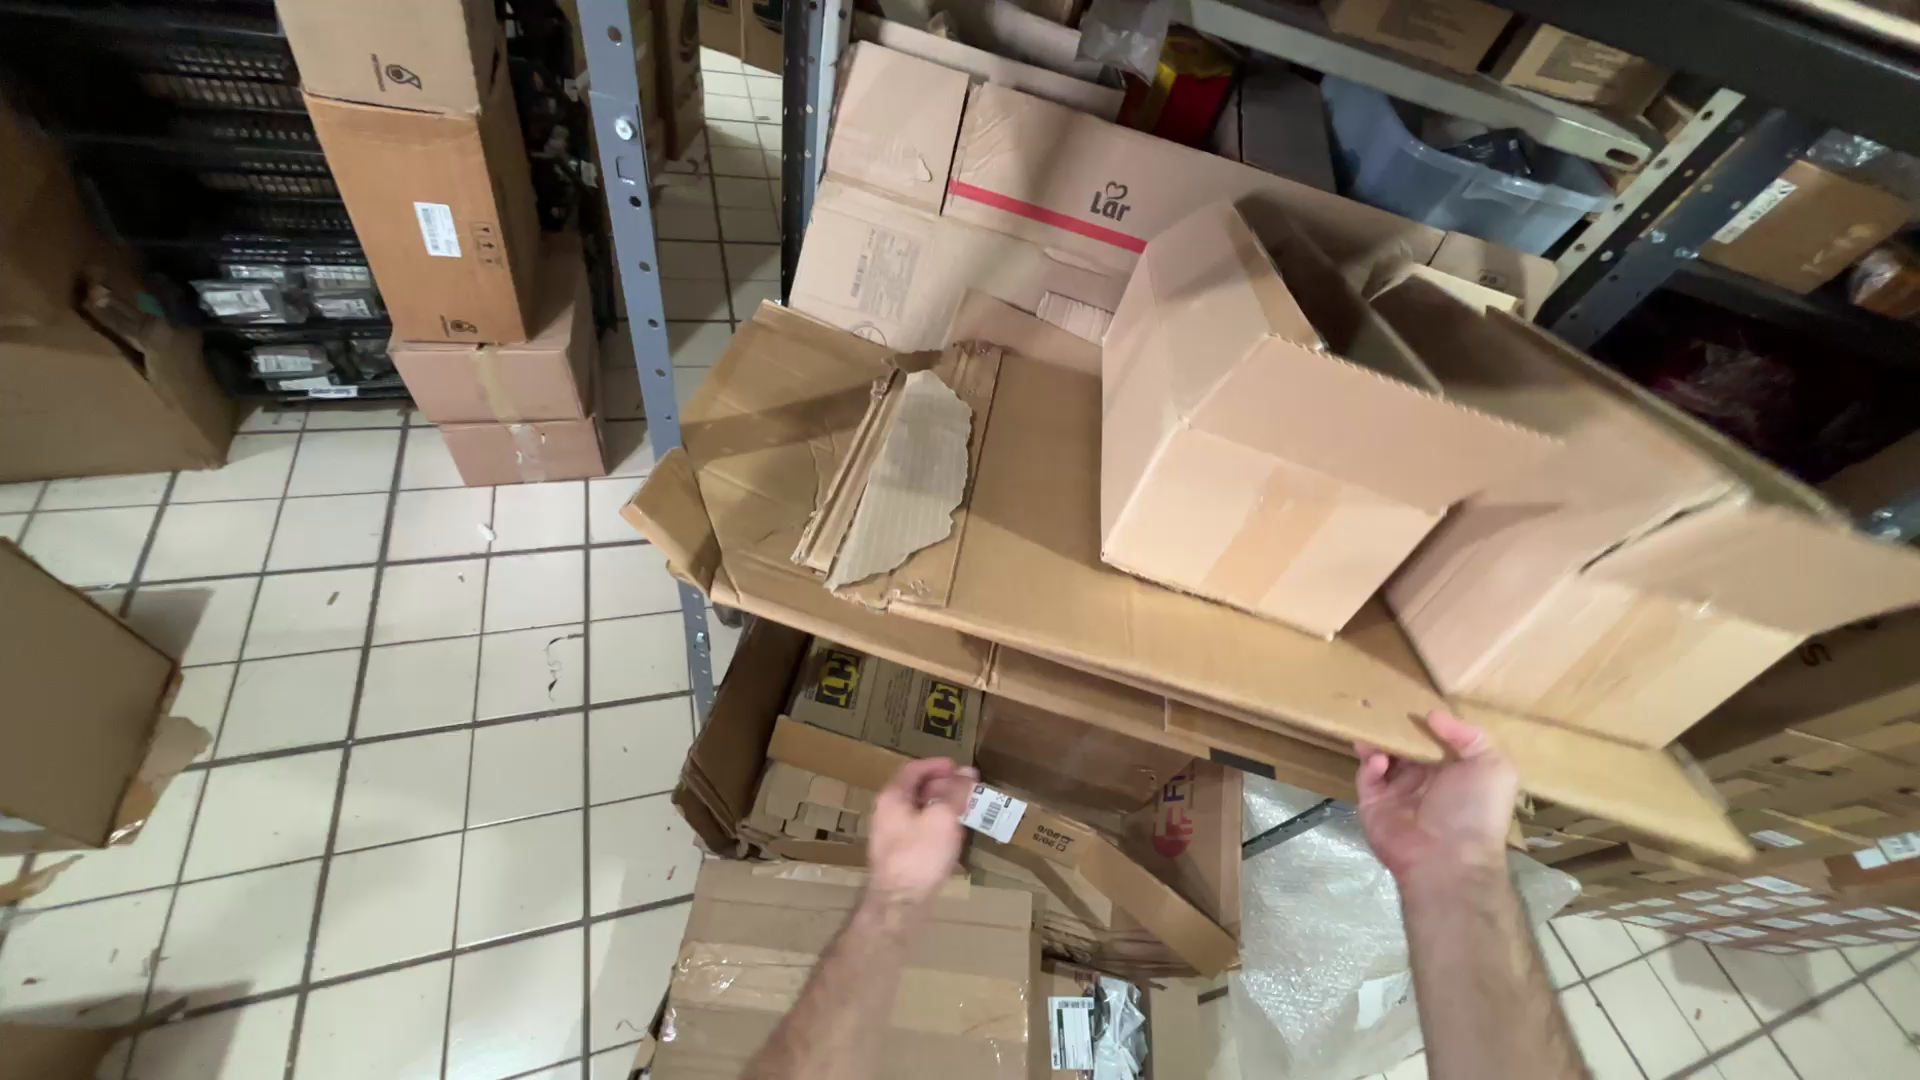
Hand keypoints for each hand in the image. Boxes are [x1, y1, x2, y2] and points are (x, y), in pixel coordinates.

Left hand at [865, 757, 975, 912]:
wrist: (899, 903)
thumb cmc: (920, 855)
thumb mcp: (944, 818)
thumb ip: (956, 792)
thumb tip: (967, 773)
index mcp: (892, 796)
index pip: (914, 769)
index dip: (937, 764)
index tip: (958, 766)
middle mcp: (886, 812)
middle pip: (914, 788)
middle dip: (942, 784)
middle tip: (965, 786)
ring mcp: (889, 835)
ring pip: (917, 809)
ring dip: (940, 804)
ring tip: (963, 807)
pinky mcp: (897, 855)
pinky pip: (917, 828)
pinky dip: (935, 822)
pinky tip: (951, 833)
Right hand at [1354, 710, 1517, 887]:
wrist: (1446, 858)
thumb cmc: (1474, 810)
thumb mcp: (1493, 768)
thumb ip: (1470, 736)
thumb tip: (1432, 714)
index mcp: (1454, 772)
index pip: (1435, 740)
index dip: (1424, 722)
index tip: (1411, 700)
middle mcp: (1424, 780)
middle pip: (1404, 746)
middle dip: (1395, 728)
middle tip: (1381, 707)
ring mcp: (1396, 791)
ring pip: (1381, 756)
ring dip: (1377, 741)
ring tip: (1374, 729)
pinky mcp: (1372, 801)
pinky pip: (1366, 775)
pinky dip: (1369, 763)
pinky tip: (1378, 760)